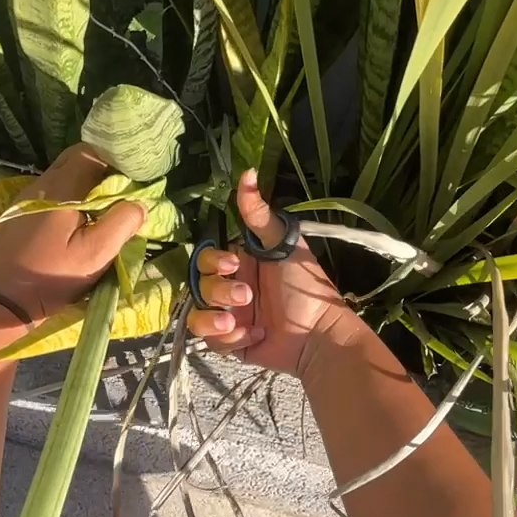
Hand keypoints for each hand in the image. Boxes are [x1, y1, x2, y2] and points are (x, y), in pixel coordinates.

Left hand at [0, 144, 144, 322]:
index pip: (93, 151)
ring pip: (65, 177)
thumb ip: (122, 223)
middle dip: (104, 172)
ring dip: (87, 187)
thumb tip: (140, 202)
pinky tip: (79, 224)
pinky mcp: (20, 214)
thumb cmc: (48, 277)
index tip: (136, 180)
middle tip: (124, 196)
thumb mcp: (94, 255)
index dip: (117, 160)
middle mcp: (42, 183)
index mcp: (62, 187)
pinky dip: (71, 200)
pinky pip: (53, 194)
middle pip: (78, 160)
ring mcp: (28, 198)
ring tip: (106, 212)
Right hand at [186, 169, 355, 376]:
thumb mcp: (281, 242)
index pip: (207, 258)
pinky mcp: (231, 344)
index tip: (233, 263)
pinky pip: (212, 341)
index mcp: (239, 264)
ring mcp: (228, 317)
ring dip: (213, 319)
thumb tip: (247, 172)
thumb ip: (258, 213)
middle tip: (248, 295)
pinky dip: (230, 339)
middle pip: (200, 286)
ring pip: (197, 315)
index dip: (213, 260)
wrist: (319, 332)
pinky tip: (256, 336)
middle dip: (219, 291)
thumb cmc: (302, 283)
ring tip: (236, 324)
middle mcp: (229, 289)